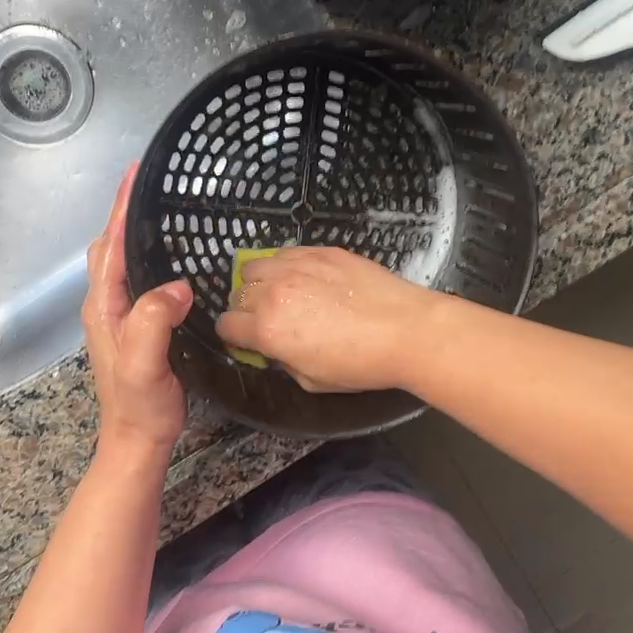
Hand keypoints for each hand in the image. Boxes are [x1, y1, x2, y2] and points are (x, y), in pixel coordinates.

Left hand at [84, 166, 192, 457]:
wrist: (136, 439)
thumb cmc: (140, 404)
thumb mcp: (144, 362)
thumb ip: (152, 321)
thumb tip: (175, 287)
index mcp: (103, 306)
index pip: (111, 246)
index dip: (121, 208)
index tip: (135, 174)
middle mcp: (104, 305)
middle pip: (109, 247)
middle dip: (124, 213)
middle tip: (149, 186)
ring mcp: (117, 316)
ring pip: (121, 262)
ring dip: (134, 233)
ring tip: (159, 211)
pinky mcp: (133, 326)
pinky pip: (136, 279)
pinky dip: (147, 257)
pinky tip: (170, 259)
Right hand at [216, 247, 443, 392]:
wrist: (407, 331)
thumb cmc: (361, 365)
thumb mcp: (312, 381)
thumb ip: (283, 362)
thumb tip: (276, 350)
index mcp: (267, 329)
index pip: (226, 325)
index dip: (234, 336)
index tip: (247, 341)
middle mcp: (273, 292)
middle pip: (238, 294)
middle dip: (245, 309)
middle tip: (267, 319)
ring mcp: (297, 266)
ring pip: (255, 266)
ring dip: (260, 281)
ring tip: (280, 293)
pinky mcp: (321, 251)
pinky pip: (285, 252)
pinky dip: (284, 265)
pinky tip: (303, 277)